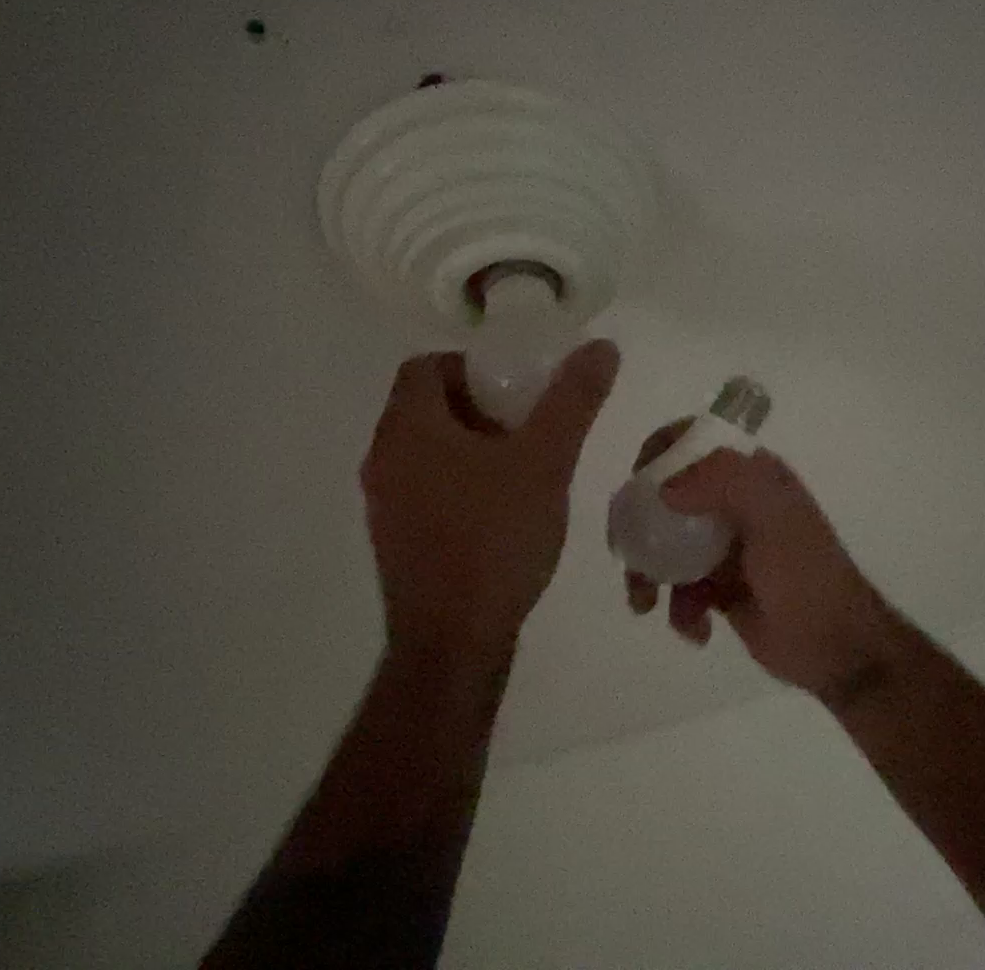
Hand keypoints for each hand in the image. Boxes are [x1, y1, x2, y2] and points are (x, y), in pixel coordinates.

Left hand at [364, 340, 618, 653]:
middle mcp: (383, 459)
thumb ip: (573, 400)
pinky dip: (461, 483)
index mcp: (407, 428)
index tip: (518, 389)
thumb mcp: (546, 462)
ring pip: (428, 451)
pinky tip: (503, 512)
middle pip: (428, 407)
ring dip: (473, 447)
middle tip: (532, 425)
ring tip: (526, 468)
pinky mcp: (396, 540)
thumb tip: (601, 346)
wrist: (456, 639)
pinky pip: (427, 489)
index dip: (474, 366)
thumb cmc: (496, 539)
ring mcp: (384, 504)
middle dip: (482, 408)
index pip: (426, 366)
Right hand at [620, 421, 895, 699]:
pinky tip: (695, 629)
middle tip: (625, 555)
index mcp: (750, 474)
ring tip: (644, 604)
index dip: (656, 455)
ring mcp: (724, 547)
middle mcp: (733, 503)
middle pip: (663, 497)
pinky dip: (678, 610)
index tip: (635, 488)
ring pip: (663, 546)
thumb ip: (724, 483)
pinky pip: (678, 589)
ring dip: (647, 575)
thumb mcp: (773, 516)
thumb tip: (664, 490)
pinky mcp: (718, 588)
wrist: (835, 647)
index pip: (692, 442)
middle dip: (638, 527)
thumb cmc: (805, 575)